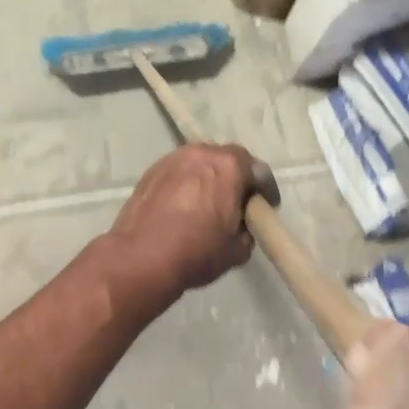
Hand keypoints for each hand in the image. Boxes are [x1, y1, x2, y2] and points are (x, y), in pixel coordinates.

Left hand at [105, 143, 275, 296]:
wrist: (142, 255)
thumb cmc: (196, 251)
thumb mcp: (237, 250)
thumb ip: (246, 230)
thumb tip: (241, 225)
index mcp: (229, 166)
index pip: (258, 170)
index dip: (266, 190)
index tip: (266, 207)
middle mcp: (201, 153)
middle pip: (227, 159)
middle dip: (236, 177)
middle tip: (238, 201)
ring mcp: (173, 158)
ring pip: (200, 162)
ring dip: (209, 177)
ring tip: (209, 201)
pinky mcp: (152, 170)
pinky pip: (178, 171)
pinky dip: (186, 182)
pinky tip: (184, 203)